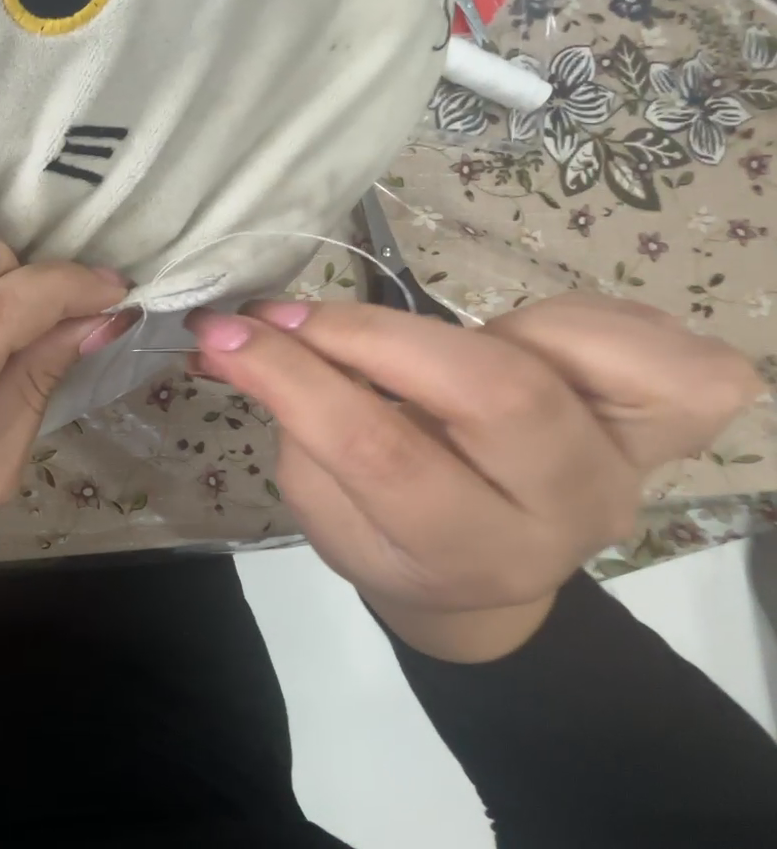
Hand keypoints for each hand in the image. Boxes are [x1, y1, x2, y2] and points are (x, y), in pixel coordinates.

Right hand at [188, 293, 764, 661]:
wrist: (480, 572)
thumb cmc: (382, 537)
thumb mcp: (316, 499)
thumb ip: (286, 417)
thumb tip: (227, 335)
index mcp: (462, 551)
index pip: (377, 449)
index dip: (290, 375)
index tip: (220, 331)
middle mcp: (562, 512)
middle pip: (491, 394)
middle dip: (365, 334)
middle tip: (282, 315)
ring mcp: (631, 465)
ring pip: (583, 359)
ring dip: (465, 326)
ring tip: (399, 340)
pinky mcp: (669, 427)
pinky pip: (664, 349)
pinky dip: (577, 320)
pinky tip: (505, 337)